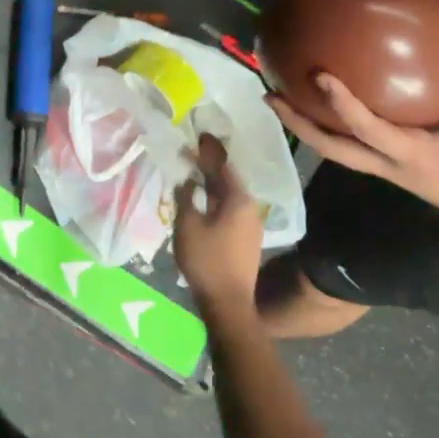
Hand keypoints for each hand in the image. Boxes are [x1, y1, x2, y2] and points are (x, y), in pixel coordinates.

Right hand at [174, 134, 266, 318]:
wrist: (229, 303)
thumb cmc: (206, 260)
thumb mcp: (188, 224)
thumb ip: (186, 196)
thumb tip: (188, 178)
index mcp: (238, 199)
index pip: (222, 165)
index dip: (208, 149)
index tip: (197, 134)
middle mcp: (250, 207)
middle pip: (228, 178)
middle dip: (210, 164)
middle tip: (192, 151)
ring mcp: (251, 224)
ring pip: (230, 194)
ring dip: (213, 183)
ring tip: (195, 172)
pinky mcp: (247, 238)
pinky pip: (231, 208)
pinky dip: (217, 198)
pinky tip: (204, 199)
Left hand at [269, 28, 438, 221]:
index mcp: (415, 155)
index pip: (369, 130)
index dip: (343, 105)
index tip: (321, 76)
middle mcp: (389, 166)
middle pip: (332, 149)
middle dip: (299, 123)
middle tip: (269, 94)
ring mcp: (383, 171)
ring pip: (334, 152)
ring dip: (304, 126)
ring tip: (276, 98)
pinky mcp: (384, 167)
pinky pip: (346, 148)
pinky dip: (324, 128)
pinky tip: (310, 106)